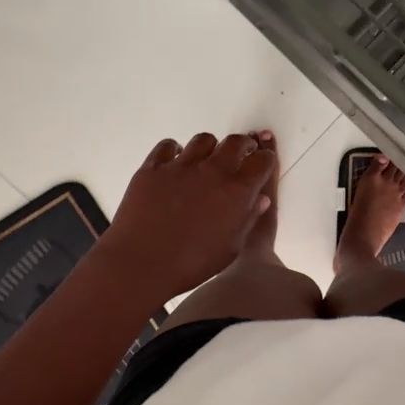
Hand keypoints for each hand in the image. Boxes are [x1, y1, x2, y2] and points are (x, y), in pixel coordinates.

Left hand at [103, 133, 275, 298]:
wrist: (139, 264)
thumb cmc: (191, 264)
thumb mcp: (230, 248)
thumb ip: (248, 220)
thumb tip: (260, 199)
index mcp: (237, 190)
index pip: (262, 161)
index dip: (264, 161)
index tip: (262, 165)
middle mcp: (213, 170)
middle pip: (235, 142)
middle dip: (243, 145)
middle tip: (240, 155)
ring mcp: (181, 165)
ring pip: (203, 140)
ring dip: (211, 148)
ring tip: (206, 161)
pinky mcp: (153, 168)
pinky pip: (168, 146)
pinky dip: (175, 151)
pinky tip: (174, 165)